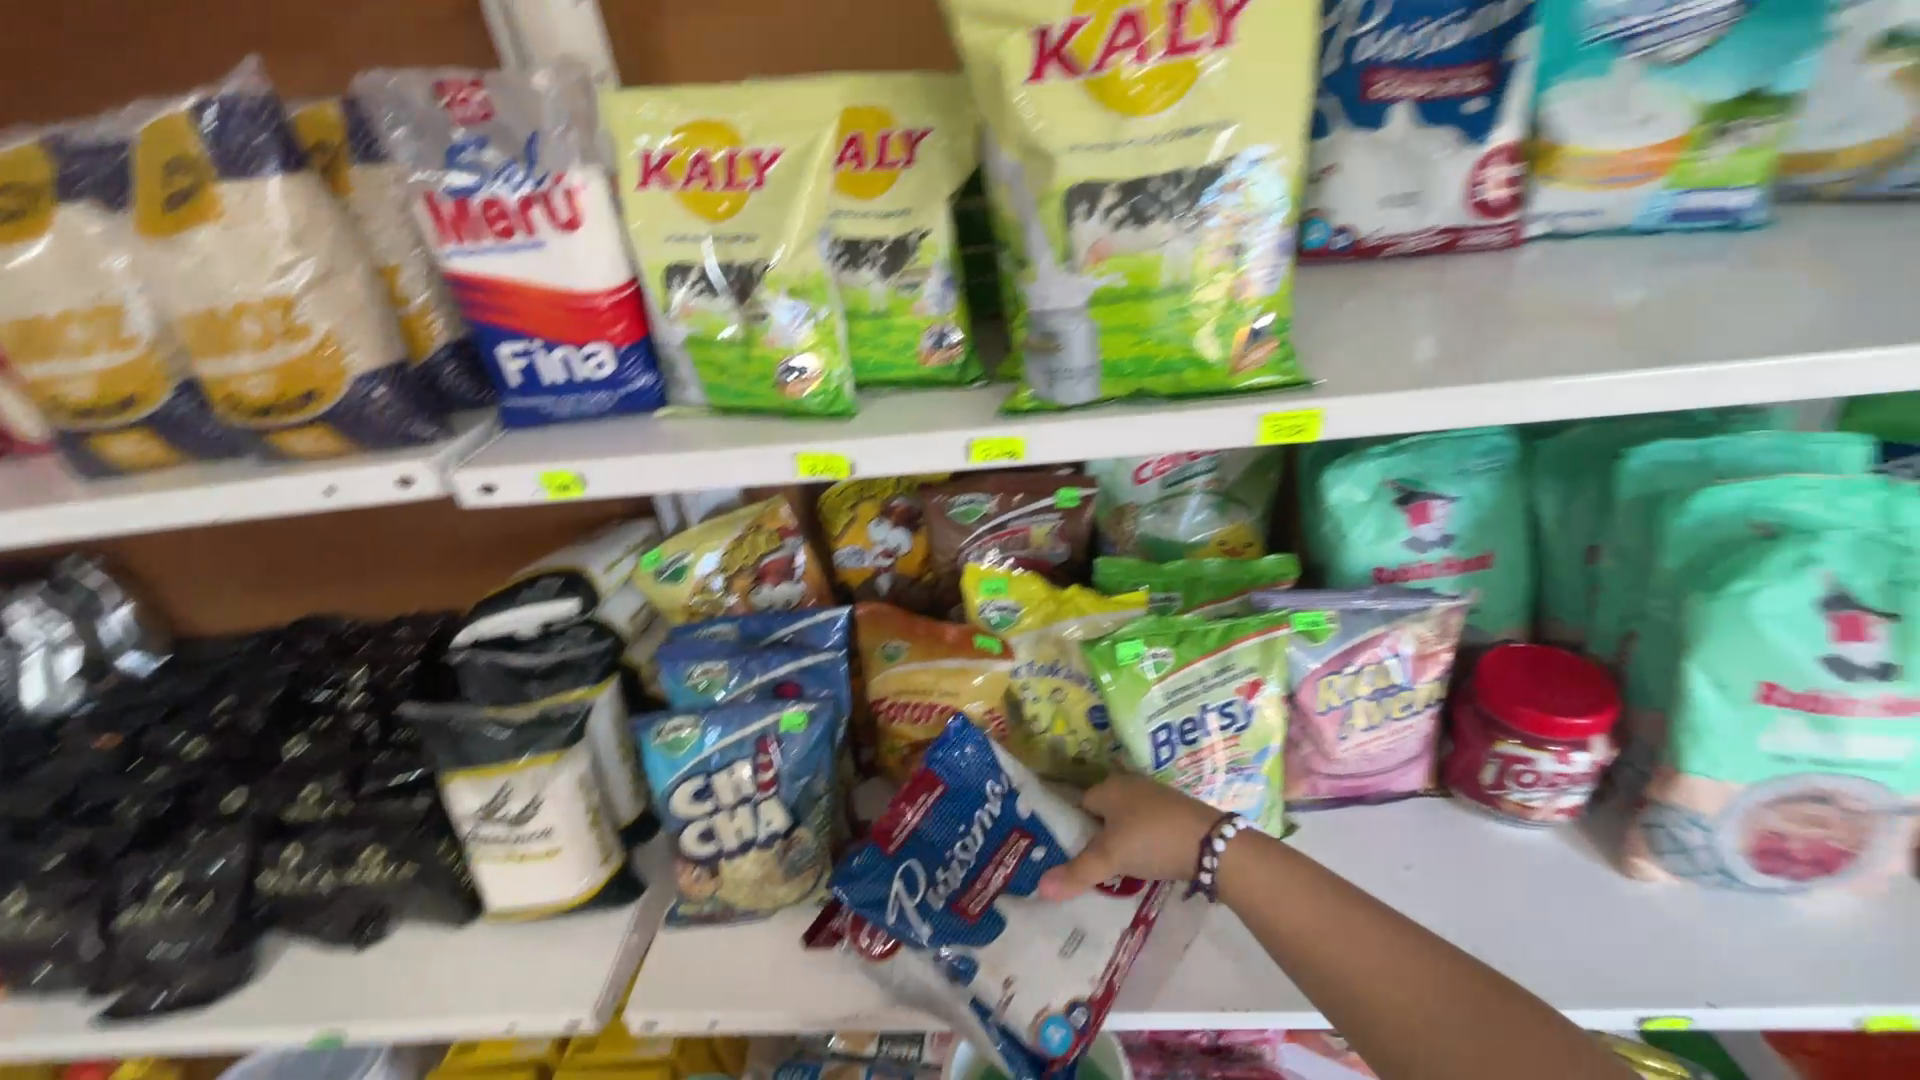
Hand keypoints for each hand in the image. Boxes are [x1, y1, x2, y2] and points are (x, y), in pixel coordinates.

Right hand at [1037, 773, 1226, 900]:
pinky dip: (1141, 844)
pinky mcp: (1176, 813)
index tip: (1067, 856)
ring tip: (1115, 872)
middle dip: (1095, 838)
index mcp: (1108, 787)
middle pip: (1102, 813)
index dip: (1071, 830)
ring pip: (1125, 821)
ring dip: (1120, 842)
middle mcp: (1130, 785)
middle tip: (1089, 867)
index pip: (1078, 805)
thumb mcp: (1109, 858)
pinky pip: (1146, 828)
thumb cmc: (1152, 841)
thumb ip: (1075, 873)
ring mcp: (1156, 797)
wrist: (1212, 844)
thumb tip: (1040, 888)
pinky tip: (1144, 865)